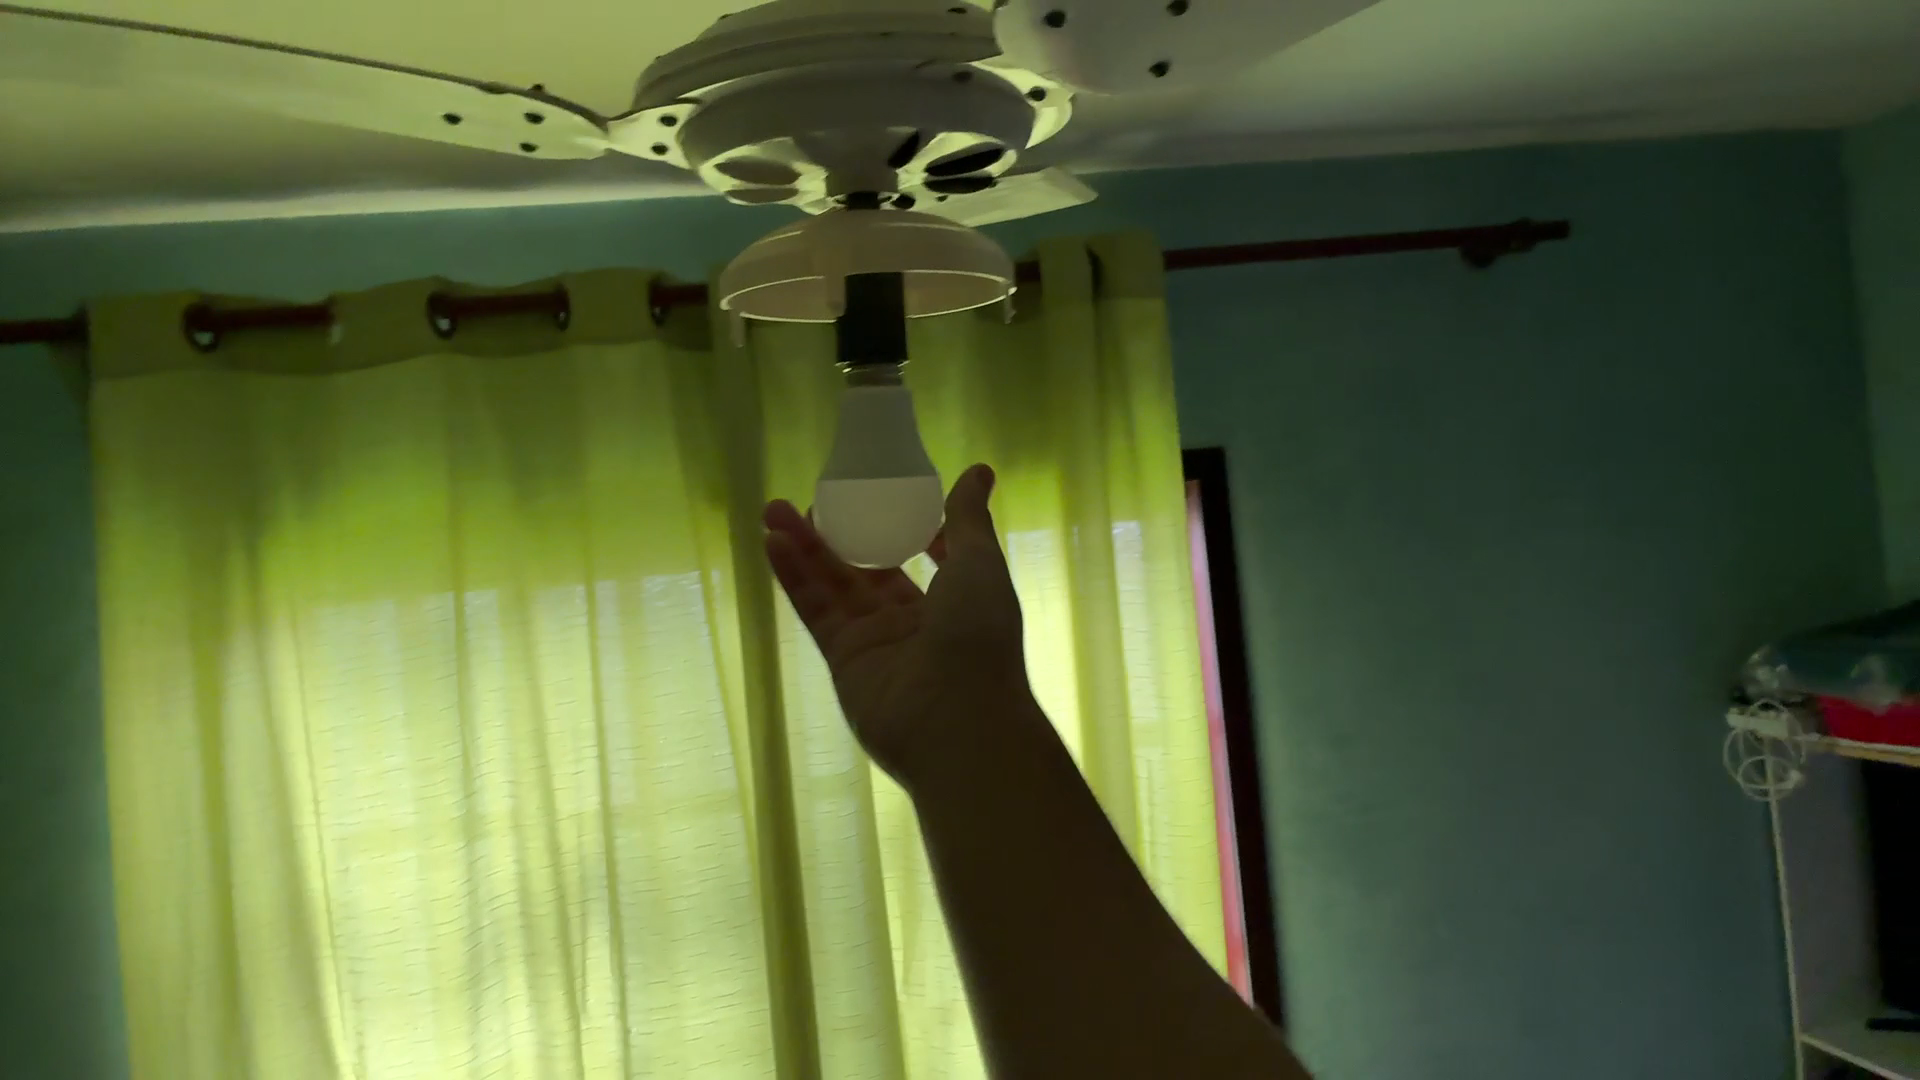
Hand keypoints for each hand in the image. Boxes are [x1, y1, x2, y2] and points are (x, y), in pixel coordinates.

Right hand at [763, 464, 1029, 784]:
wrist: (958, 718)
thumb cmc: (979, 632)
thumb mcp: (980, 563)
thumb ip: (968, 518)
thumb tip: (979, 471)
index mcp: (955, 599)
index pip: (925, 556)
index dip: (902, 528)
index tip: (879, 495)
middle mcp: (914, 621)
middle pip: (869, 568)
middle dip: (841, 533)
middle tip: (812, 499)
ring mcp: (876, 642)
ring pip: (835, 585)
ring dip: (805, 547)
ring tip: (774, 510)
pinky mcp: (843, 660)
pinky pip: (816, 610)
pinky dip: (794, 576)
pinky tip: (773, 541)